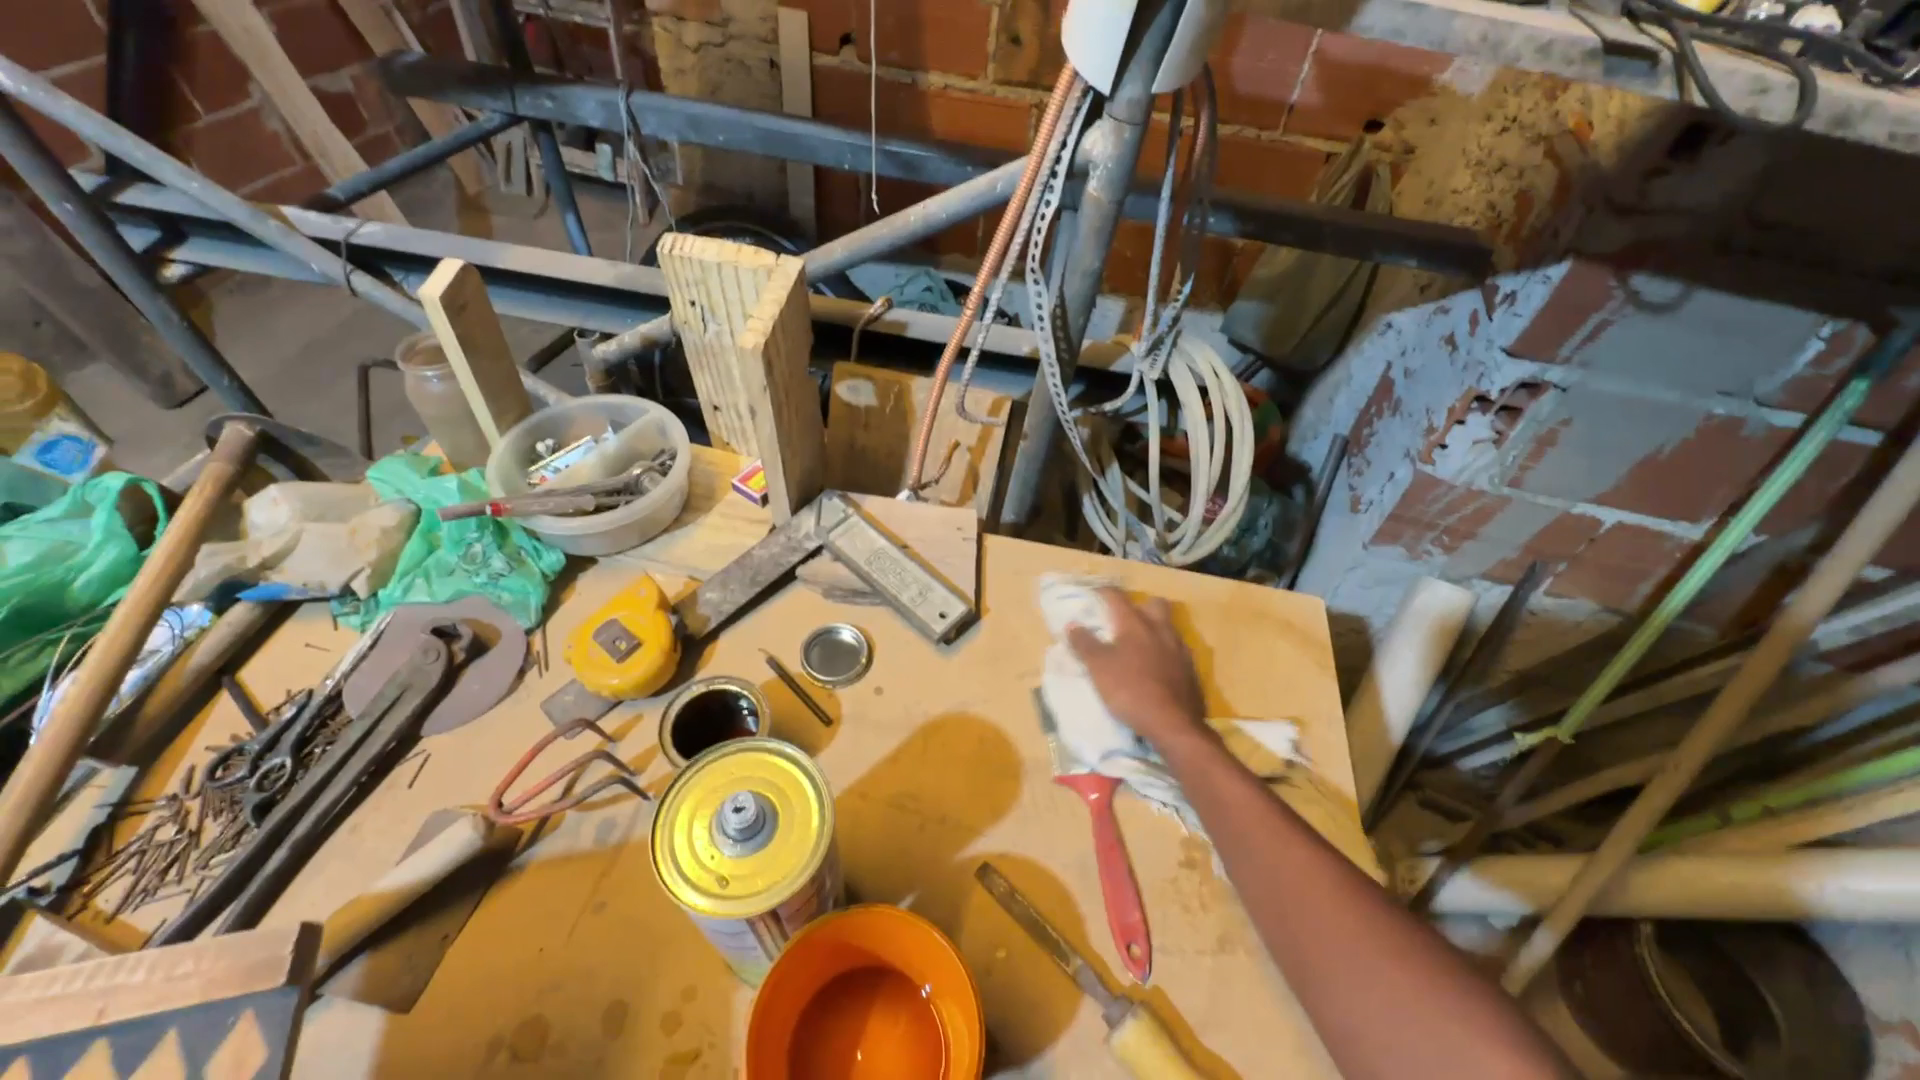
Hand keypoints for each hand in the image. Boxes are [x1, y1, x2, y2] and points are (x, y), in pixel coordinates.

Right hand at [1066, 588, 1208, 750]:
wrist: (1173, 723)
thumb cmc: (1130, 690)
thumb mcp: (1098, 668)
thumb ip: (1085, 644)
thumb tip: (1072, 624)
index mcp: (1136, 625)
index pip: (1118, 597)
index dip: (1104, 592)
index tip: (1094, 593)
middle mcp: (1161, 630)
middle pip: (1154, 604)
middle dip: (1140, 605)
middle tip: (1125, 619)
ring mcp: (1180, 650)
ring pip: (1169, 627)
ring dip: (1155, 629)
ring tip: (1140, 644)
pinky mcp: (1191, 670)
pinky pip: (1178, 651)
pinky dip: (1166, 652)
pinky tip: (1158, 667)